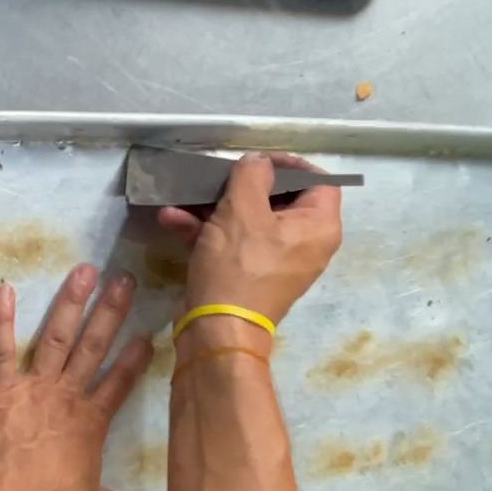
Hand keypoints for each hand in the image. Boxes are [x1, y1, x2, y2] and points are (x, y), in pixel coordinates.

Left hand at [0, 265, 151, 490]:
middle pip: (93, 347)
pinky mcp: (0, 389)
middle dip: (110, 312)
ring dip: (70, 302)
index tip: (148, 334)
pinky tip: (2, 289)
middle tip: (123, 278)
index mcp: (92, 421)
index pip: (120, 383)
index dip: (135, 359)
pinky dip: (0, 319)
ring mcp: (35, 388)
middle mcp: (68, 396)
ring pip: (57, 337)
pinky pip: (1, 348)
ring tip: (84, 270)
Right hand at [158, 152, 343, 327]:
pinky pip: (232, 245)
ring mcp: (274, 263)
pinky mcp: (247, 277)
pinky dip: (206, 233)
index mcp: (318, 227)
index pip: (317, 180)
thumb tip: (258, 162)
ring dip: (212, 210)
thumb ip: (251, 175)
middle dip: (239, 187)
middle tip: (217, 178)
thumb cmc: (237, 267)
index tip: (254, 160)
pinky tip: (173, 220)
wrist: (215, 330)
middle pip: (278, 201)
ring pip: (247, 223)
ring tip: (183, 198)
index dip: (287, 164)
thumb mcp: (241, 210)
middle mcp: (304, 245)